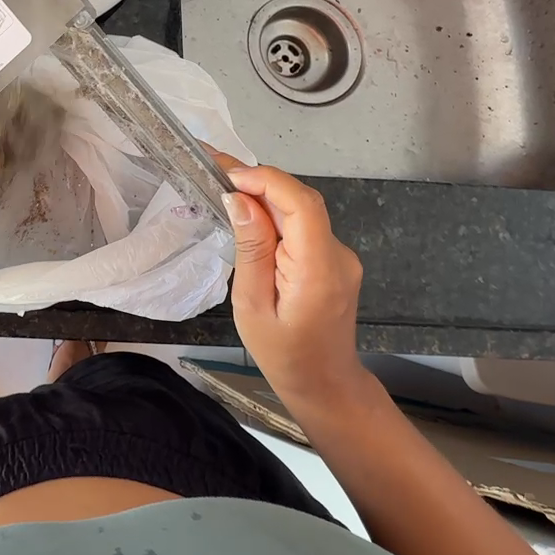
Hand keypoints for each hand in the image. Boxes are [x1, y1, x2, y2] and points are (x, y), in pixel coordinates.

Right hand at [213, 157, 369, 410]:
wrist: (324, 384)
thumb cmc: (281, 353)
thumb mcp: (251, 304)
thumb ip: (250, 249)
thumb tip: (239, 200)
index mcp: (318, 269)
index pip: (301, 204)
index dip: (265, 180)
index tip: (226, 175)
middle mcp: (338, 255)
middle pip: (302, 201)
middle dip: (259, 181)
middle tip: (215, 170)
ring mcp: (340, 256)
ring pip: (302, 210)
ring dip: (264, 195)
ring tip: (223, 187)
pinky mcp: (333, 260)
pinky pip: (303, 226)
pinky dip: (275, 214)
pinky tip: (248, 217)